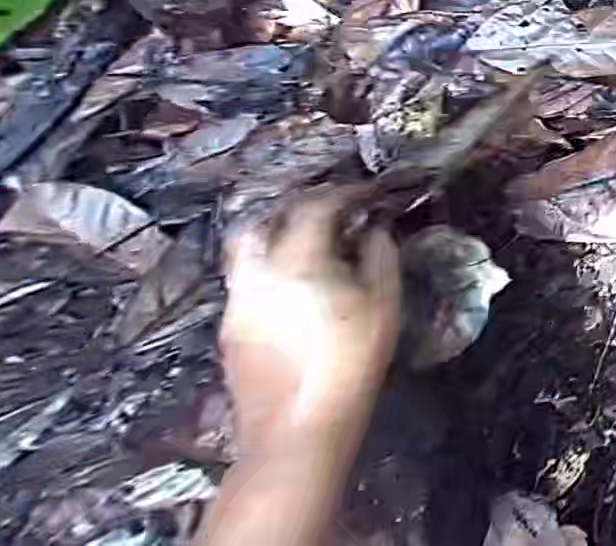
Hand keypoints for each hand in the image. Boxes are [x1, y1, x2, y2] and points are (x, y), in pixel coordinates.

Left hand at [220, 190, 400, 457]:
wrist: (300, 422)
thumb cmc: (355, 353)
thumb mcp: (385, 297)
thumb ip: (380, 254)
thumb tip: (375, 230)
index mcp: (297, 263)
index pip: (315, 208)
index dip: (345, 193)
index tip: (371, 192)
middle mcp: (256, 277)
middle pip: (260, 224)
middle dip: (296, 207)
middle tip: (333, 206)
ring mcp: (236, 304)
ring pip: (247, 252)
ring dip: (280, 235)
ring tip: (318, 237)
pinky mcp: (230, 328)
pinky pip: (249, 279)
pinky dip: (274, 263)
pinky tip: (304, 276)